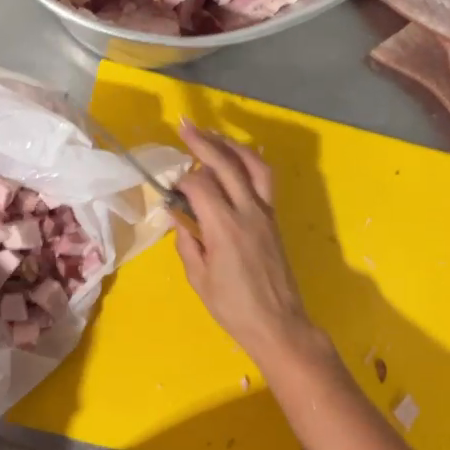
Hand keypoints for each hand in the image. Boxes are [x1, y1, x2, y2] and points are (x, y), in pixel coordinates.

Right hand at [173, 120, 323, 369]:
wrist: (278, 324)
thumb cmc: (233, 308)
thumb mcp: (199, 278)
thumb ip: (187, 243)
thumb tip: (179, 219)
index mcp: (224, 227)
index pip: (201, 185)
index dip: (183, 179)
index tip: (171, 186)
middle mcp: (248, 212)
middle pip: (227, 164)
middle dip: (204, 142)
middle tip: (185, 126)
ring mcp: (265, 213)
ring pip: (253, 165)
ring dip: (232, 146)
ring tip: (213, 136)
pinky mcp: (274, 220)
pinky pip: (264, 181)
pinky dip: (250, 163)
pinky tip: (237, 158)